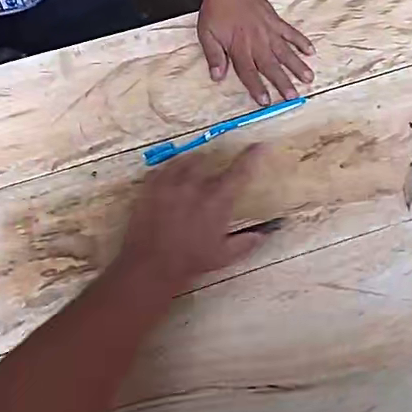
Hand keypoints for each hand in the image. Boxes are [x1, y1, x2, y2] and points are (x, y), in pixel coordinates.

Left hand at [105, 145, 267, 293]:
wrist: (150, 266)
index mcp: (218, 199)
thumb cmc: (190, 262)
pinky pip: (161, 169)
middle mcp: (195, 184)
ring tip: (192, 169)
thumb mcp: (224, 256)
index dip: (252, 155)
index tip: (258, 145)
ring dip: (191, 162)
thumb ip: (246, 242)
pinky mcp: (149, 187)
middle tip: (213, 168)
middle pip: (208, 159)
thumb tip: (262, 235)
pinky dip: (168, 171)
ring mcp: (170, 183)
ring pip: (184, 160)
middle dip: (213, 161)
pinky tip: (168, 178)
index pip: (240, 171)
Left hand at [196, 0, 314, 104]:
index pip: (248, 72)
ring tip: (308, 78)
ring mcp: (268, 31)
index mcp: (239, 48)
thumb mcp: (206, 35)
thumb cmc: (215, 11)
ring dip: (297, 66)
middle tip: (293, 96)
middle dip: (282, 82)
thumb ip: (214, 56)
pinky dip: (301, 41)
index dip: (257, 87)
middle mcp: (256, 42)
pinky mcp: (275, 20)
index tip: (266, 101)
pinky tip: (311, 51)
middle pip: (271, 65)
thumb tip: (217, 77)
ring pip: (285, 52)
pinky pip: (291, 32)